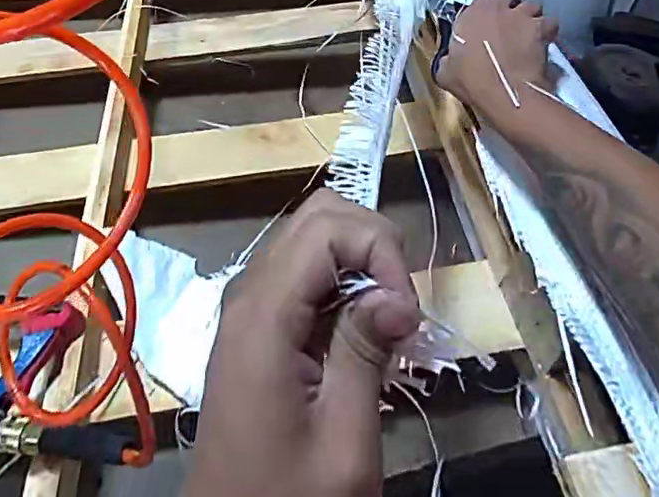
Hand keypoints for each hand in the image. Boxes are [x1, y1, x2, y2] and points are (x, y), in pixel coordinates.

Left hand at [184, 190, 420, 496]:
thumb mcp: (342, 444)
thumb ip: (365, 353)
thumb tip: (397, 295)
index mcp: (264, 313)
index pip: (327, 226)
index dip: (379, 250)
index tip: (408, 312)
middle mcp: (250, 290)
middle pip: (317, 214)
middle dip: (371, 242)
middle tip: (400, 307)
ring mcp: (250, 302)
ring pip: (311, 233)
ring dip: (360, 257)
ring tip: (386, 317)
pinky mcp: (259, 320)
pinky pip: (304, 268)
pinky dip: (342, 276)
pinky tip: (362, 323)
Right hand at [437, 0, 555, 112]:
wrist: (504, 92)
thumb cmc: (471, 81)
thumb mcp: (446, 71)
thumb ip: (448, 58)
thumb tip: (449, 60)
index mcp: (472, 13)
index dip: (488, 11)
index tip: (488, 25)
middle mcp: (497, 7)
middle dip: (512, 3)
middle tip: (512, 22)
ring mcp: (521, 15)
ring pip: (533, 4)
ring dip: (532, 16)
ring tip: (531, 32)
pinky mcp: (542, 28)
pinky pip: (550, 22)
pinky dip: (549, 31)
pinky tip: (545, 43)